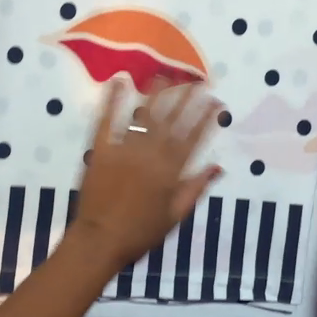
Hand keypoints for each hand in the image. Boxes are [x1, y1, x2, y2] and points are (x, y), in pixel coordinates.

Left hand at [67, 80, 222, 268]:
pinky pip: (107, 121)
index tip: (216, 101)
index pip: (193, 138)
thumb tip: (217, 167)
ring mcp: (124, 151)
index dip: (206, 118)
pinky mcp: (100, 151)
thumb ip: (195, 189)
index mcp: (170, 173)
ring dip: (157, 94)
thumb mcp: (174, 216)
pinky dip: (112, 100)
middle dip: (186, 98)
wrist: (99, 242)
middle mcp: (150, 156)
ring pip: (144, 116)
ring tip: (167, 74)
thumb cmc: (139, 234)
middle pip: (172, 121)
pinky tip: (119, 82)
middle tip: (197, 79)